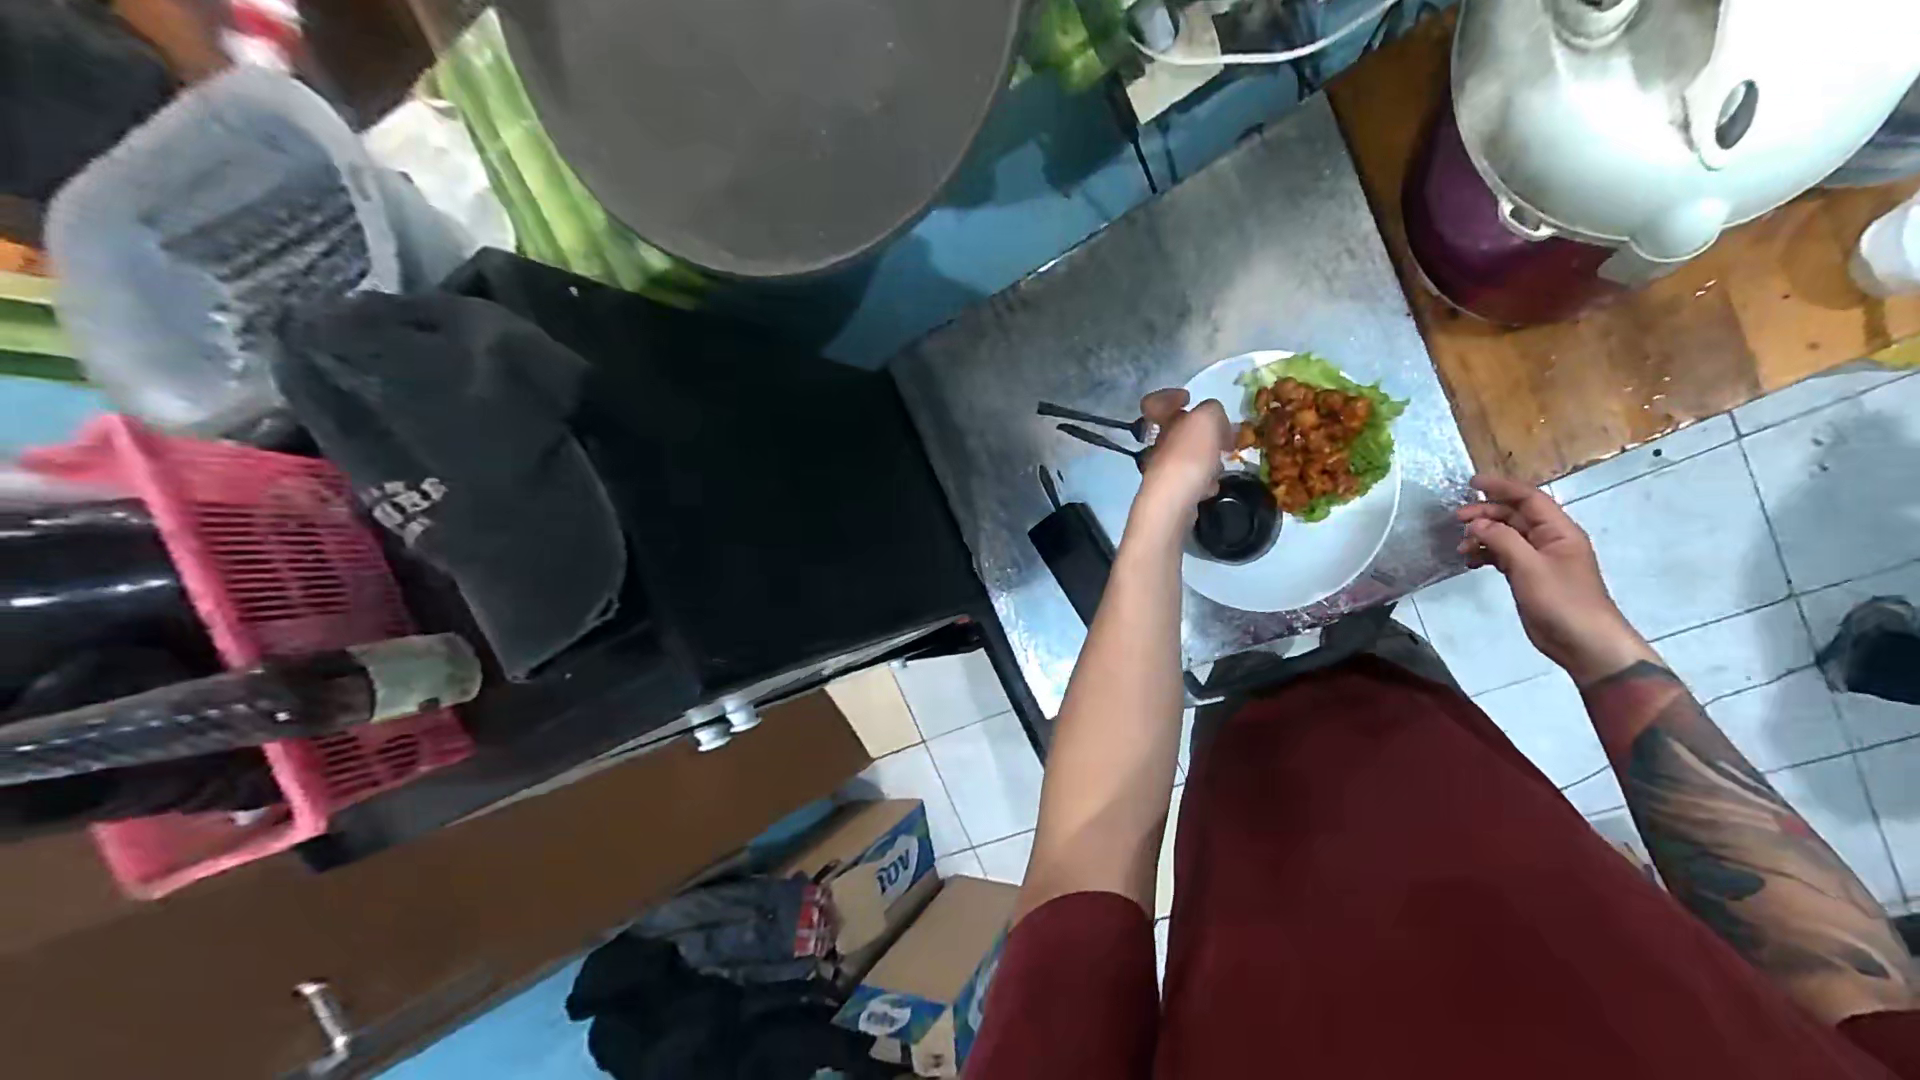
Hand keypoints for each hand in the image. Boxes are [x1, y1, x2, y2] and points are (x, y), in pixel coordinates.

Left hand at [1134, 389, 1230, 527]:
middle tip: (1223, 440)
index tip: (1189, 399)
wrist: (1175, 501)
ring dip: (1207, 460)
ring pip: (1189, 457)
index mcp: (1160, 422)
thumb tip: (1216, 423)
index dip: (1168, 397)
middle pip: (1179, 432)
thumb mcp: (1207, 418)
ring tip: (1218, 467)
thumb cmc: (1189, 454)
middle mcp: (1157, 444)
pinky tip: (1210, 487)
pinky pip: (1192, 481)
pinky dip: (1204, 482)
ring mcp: (1163, 470)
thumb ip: (1212, 410)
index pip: (1153, 403)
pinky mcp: (1172, 492)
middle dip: (1204, 435)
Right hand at [1457, 474, 1659, 685]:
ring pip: (1505, 535)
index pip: (1529, 499)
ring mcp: (1539, 559)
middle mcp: (1549, 540)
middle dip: (1484, 513)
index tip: (1471, 483)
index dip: (1501, 487)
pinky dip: (1485, 554)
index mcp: (1559, 531)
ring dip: (1482, 536)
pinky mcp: (1528, 575)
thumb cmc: (1562, 600)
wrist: (1583, 641)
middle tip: (1456, 520)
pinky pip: (1502, 555)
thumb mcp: (1529, 566)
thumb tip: (1477, 523)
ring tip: (1462, 547)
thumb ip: (1501, 539)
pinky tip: (1470, 562)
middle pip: (1513, 516)